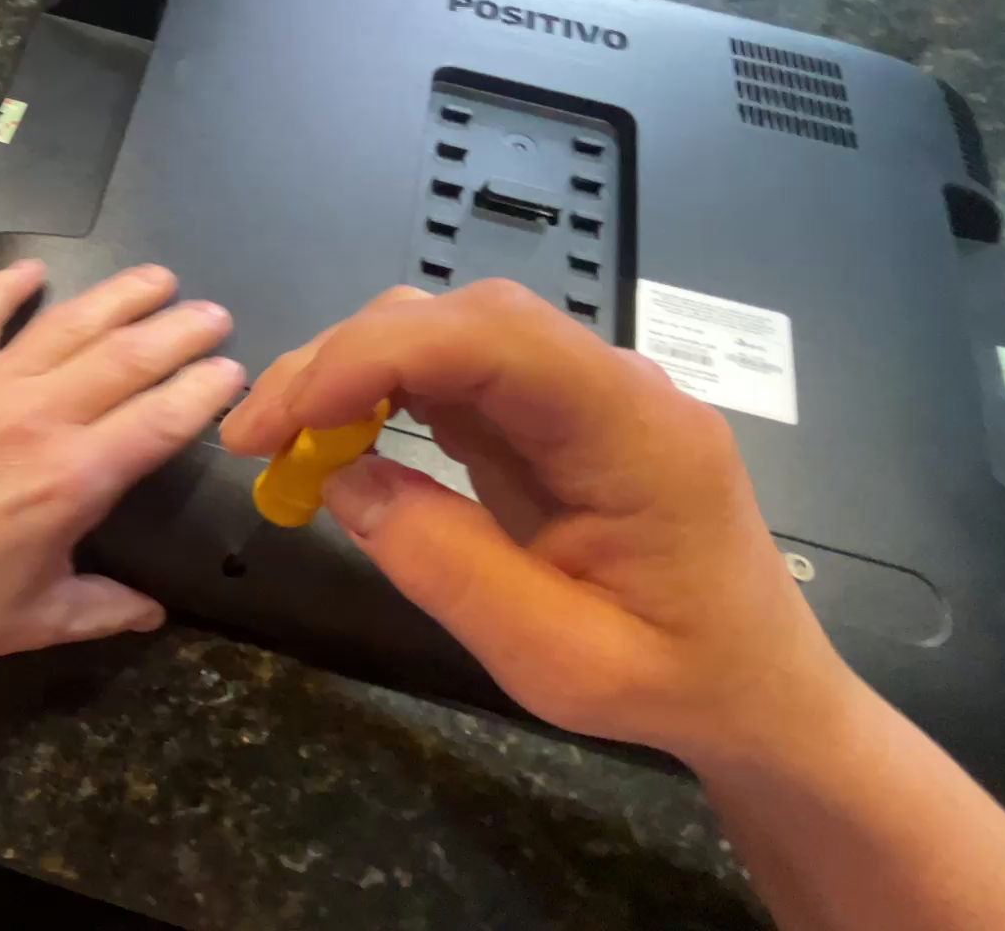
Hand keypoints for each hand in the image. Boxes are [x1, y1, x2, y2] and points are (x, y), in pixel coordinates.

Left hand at [0, 260, 242, 697]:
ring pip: (67, 323)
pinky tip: (32, 270)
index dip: (205, 388)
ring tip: (156, 278)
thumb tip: (154, 611)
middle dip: (181, 329)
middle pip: (128, 355)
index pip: (163, 417)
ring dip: (119, 296)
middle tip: (211, 313)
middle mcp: (38, 418)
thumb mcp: (40, 619)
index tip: (230, 369)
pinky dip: (4, 285)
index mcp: (75, 479)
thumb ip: (107, 609)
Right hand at [220, 280, 856, 765]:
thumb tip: (339, 479)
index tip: (286, 418)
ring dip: (339, 372)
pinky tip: (330, 433)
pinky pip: (436, 371)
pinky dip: (366, 392)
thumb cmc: (675, 677)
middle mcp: (600, 382)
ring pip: (431, 333)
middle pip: (448, 319)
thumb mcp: (555, 658)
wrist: (752, 684)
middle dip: (334, 362)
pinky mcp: (534, 408)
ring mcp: (565, 388)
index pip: (490, 338)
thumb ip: (443, 565)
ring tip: (277, 435)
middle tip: (253, 435)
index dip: (373, 356)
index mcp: (632, 429)